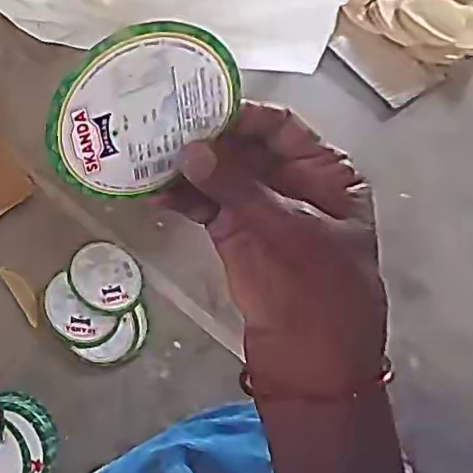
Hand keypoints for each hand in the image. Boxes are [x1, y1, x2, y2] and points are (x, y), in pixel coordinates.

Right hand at [154, 103, 385, 393]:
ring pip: (220, 176)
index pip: (281, 127)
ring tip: (147, 158)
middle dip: (204, 140)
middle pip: (244, 148)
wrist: (313, 363)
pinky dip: (183, 199)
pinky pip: (206, 206)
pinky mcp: (235, 234)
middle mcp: (291, 183)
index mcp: (324, 173)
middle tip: (160, 127)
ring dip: (187, 169)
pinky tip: (155, 194)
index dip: (241, 115)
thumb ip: (235, 186)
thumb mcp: (281, 230)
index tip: (198, 109)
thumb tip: (190, 149)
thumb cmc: (316, 290)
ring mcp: (260, 209)